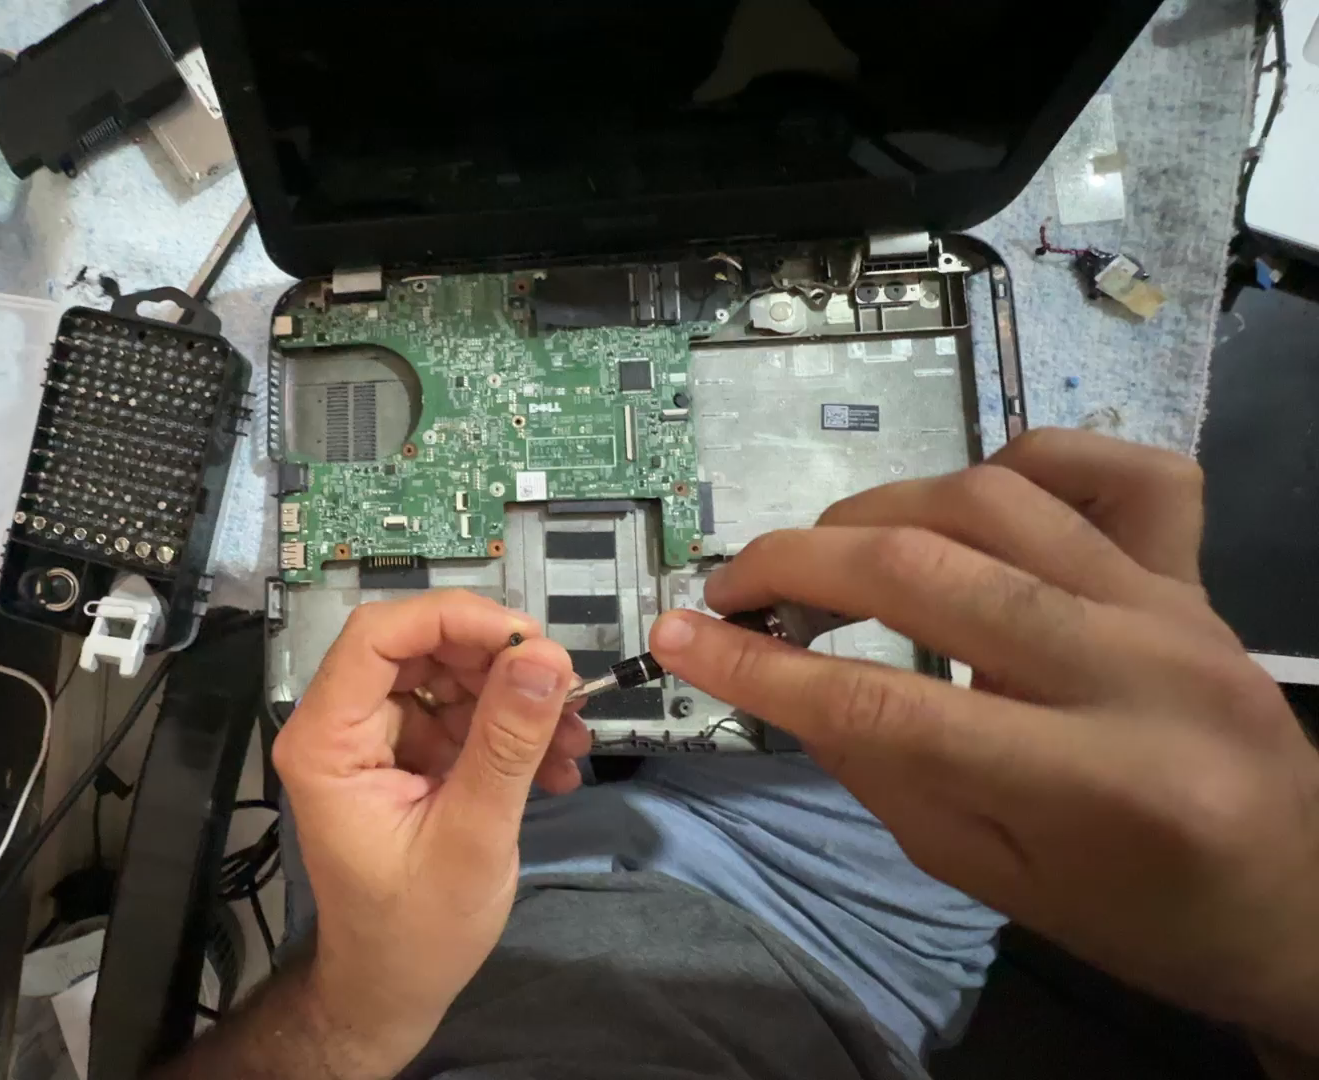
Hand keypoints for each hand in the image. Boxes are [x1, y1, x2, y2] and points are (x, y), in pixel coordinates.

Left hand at [275, 591, 582, 1076]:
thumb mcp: (471, 837)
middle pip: (414, 647)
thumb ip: (506, 743)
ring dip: (511, 695)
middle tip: (562, 686)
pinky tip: (553, 761)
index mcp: (326, 740)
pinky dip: (506, 726)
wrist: (395, 986)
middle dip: (493, 660)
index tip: (525, 636)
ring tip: (570, 738)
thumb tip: (546, 657)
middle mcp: (339, 723)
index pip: (375, 637)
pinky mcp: (403, 749)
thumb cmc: (416, 931)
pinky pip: (456, 710)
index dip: (449, 618)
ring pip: (444, 674)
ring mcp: (372, 735)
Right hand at [648, 429, 1318, 1053]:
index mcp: (1096, 785)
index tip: (674, 638)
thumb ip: (870, 760)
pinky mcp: (1194, 571)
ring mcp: (1176, 604)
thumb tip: (774, 673)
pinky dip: (1019, 459)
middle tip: (730, 592)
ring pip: (986, 500)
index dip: (753, 668)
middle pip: (919, 573)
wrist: (1305, 901)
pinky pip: (1116, 469)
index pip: (878, 705)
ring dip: (867, 515)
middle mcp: (1142, 671)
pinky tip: (960, 501)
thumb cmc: (1125, 906)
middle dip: (790, 568)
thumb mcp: (970, 865)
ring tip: (824, 557)